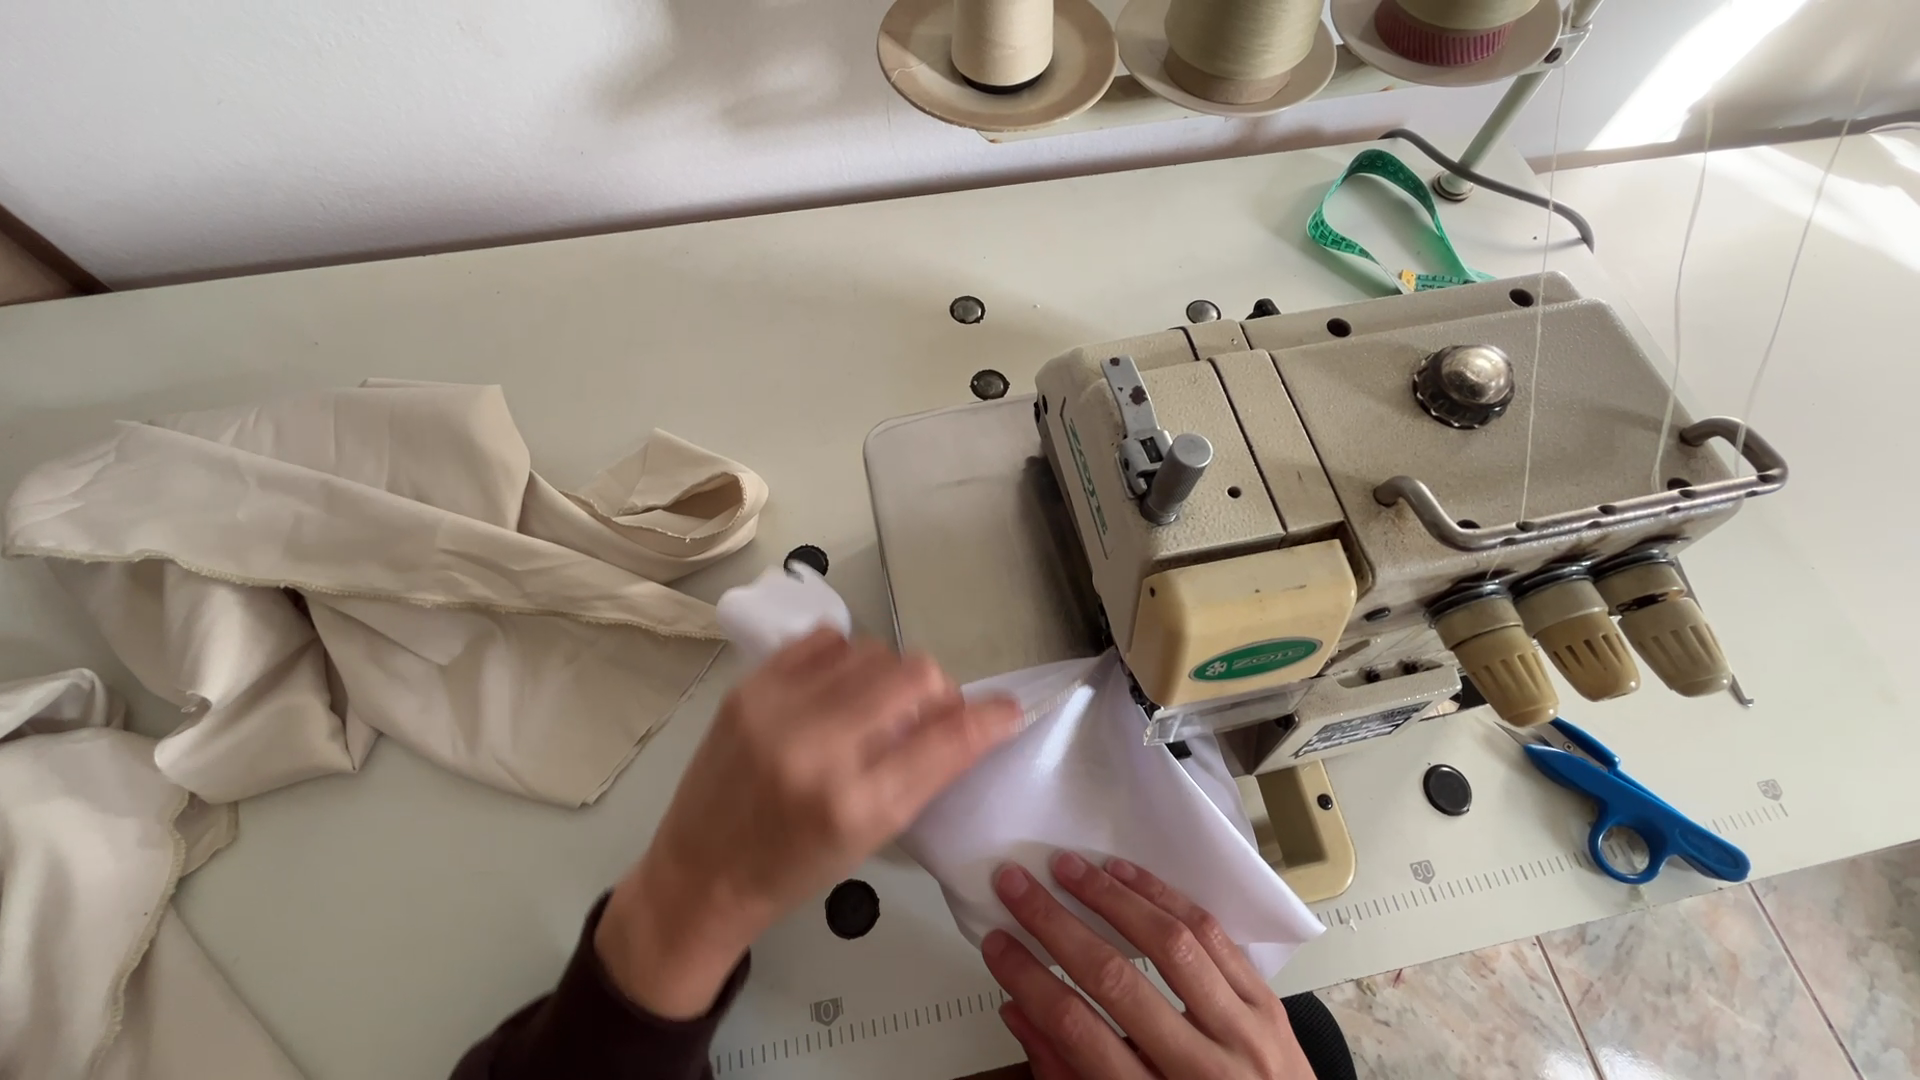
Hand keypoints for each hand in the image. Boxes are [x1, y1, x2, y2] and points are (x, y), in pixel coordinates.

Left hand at [596, 629, 1022, 1016]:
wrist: (699, 875)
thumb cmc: (792, 870)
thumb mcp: (871, 837)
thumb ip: (922, 772)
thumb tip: (965, 717)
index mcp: (858, 805)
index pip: (948, 739)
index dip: (990, 719)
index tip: (1008, 709)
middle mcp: (818, 749)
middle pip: (915, 675)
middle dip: (938, 690)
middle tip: (928, 713)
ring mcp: (777, 709)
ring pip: (875, 650)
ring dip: (891, 673)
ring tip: (877, 704)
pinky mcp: (749, 687)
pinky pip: (825, 639)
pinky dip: (846, 657)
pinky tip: (839, 686)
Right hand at [983, 853, 1313, 1078]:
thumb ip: (1068, 1074)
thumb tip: (1017, 1009)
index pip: (1078, 1032)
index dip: (1029, 980)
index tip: (994, 941)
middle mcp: (1203, 1071)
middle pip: (1116, 980)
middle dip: (1055, 924)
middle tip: (1016, 884)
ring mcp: (1244, 1033)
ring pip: (1171, 945)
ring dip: (1111, 897)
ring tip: (1068, 866)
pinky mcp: (1268, 1003)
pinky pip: (1213, 935)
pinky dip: (1164, 896)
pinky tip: (1125, 874)